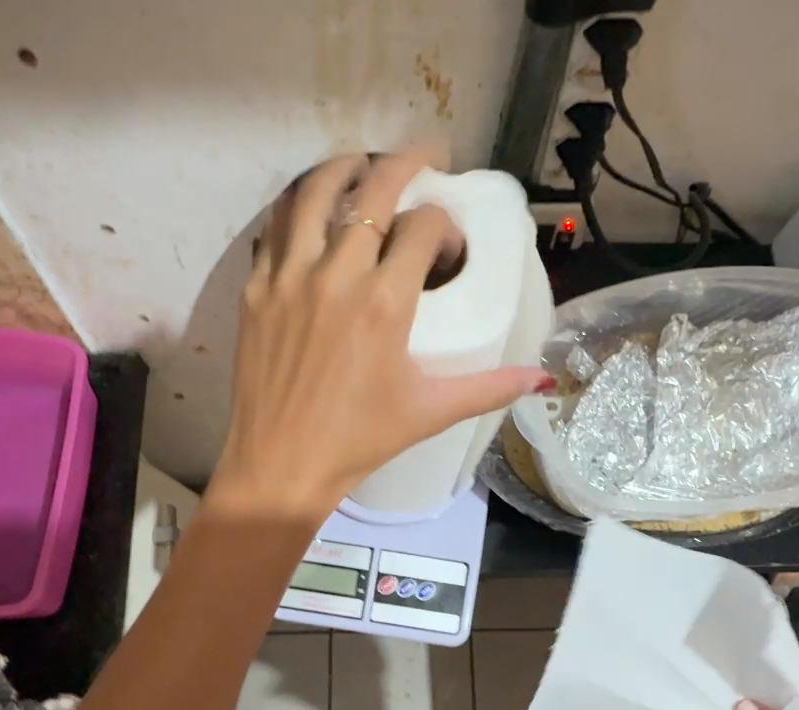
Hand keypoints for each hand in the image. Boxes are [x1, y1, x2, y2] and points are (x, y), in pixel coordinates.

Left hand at [208, 146, 549, 519]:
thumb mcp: (430, 412)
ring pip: (314, 192)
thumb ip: (490, 388)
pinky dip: (298, 208)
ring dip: (345, 166)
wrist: (281, 464)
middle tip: (429, 156)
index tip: (448, 247)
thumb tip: (543, 381)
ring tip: (364, 163)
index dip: (445, 224)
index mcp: (385, 301)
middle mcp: (336, 274)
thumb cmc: (360, 440)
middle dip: (408, 162)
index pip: (424, 226)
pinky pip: (276, 228)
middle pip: (374, 188)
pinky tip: (313, 211)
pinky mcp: (255, 289)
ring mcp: (289, 277)